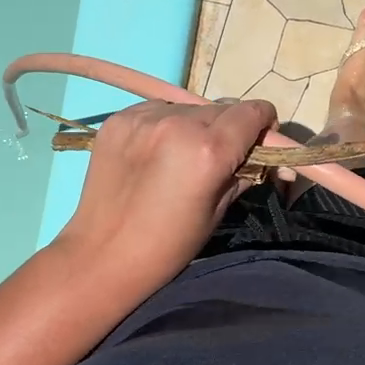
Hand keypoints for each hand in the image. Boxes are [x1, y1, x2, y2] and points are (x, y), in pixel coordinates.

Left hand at [59, 99, 276, 274]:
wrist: (101, 257)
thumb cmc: (168, 246)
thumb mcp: (218, 211)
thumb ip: (243, 173)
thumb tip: (261, 156)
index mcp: (209, 149)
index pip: (253, 111)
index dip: (264, 125)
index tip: (259, 141)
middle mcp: (178, 123)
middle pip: (223, 108)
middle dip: (230, 128)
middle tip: (218, 157)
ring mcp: (144, 118)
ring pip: (189, 107)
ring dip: (195, 125)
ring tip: (180, 157)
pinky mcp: (119, 119)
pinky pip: (157, 110)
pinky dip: (165, 125)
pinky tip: (154, 153)